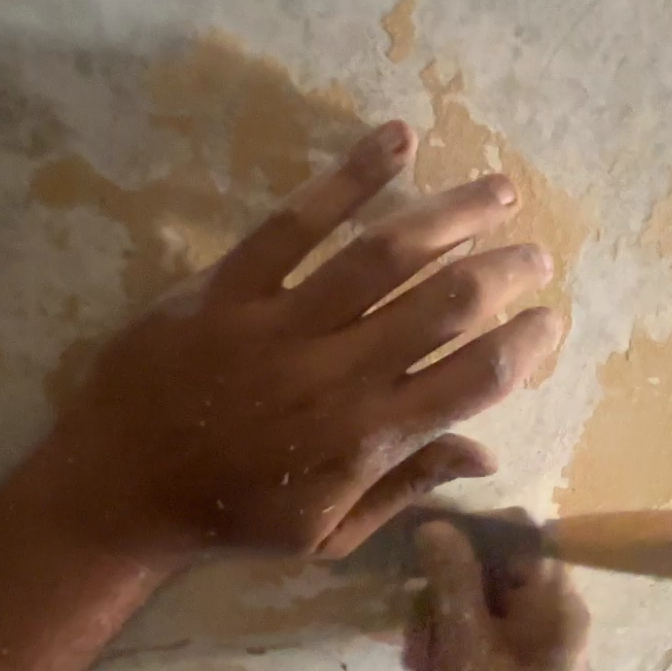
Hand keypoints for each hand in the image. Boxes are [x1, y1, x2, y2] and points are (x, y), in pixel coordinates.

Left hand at [39, 120, 560, 561]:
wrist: (120, 487)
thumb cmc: (235, 516)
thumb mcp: (328, 532)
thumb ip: (408, 488)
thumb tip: (486, 455)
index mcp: (366, 438)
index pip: (473, 378)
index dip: (526, 344)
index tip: (551, 320)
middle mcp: (337, 372)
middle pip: (445, 304)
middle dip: (506, 272)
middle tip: (537, 256)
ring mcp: (281, 322)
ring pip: (386, 253)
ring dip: (454, 214)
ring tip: (501, 189)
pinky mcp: (229, 285)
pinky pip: (296, 221)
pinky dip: (349, 175)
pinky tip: (396, 138)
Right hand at [406, 513, 590, 670]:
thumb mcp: (462, 642)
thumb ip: (451, 577)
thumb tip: (437, 524)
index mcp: (555, 600)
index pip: (519, 532)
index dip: (471, 533)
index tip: (427, 553)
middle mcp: (556, 612)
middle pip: (491, 570)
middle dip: (442, 599)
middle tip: (416, 643)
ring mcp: (542, 641)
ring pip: (479, 603)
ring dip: (440, 629)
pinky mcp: (524, 664)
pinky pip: (484, 633)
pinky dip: (453, 649)